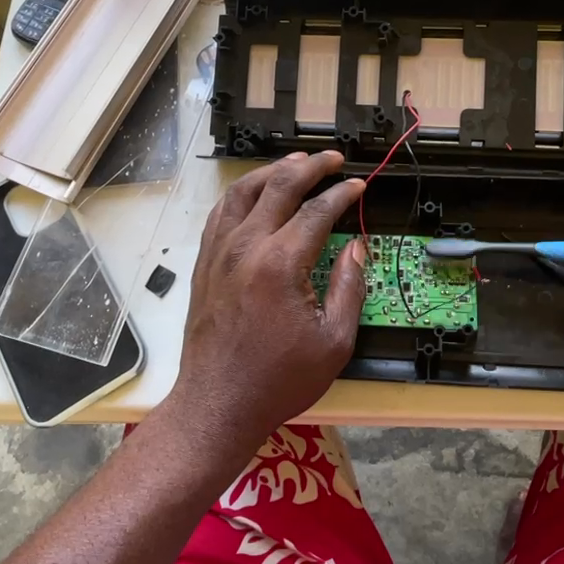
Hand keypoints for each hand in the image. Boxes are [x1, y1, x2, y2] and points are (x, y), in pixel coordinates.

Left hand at [160, 152, 366, 455]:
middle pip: (279, 187)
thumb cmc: (279, 380)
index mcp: (281, 263)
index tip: (358, 186)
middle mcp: (246, 246)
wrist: (217, 404)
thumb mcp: (333, 342)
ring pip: (243, 191)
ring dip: (272, 171)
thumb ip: (349, 289)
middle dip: (310, 166)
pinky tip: (254, 192)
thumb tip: (358, 249)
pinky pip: (221, 212)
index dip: (341, 194)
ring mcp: (219, 252)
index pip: (316, 211)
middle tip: (333, 158)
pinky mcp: (204, 263)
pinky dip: (241, 192)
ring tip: (296, 162)